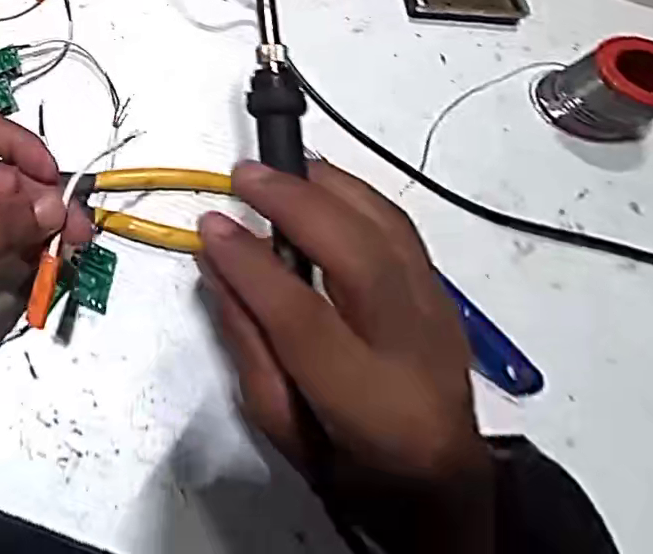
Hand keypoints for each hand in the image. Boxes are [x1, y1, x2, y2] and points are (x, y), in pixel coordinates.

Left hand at [0, 115, 92, 371]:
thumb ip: (7, 223)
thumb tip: (57, 205)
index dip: (25, 148)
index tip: (53, 179)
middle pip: (11, 174)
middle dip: (45, 198)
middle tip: (78, 230)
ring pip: (15, 210)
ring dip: (44, 226)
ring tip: (70, 250)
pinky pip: (9, 241)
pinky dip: (31, 249)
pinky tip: (49, 265)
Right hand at [198, 161, 492, 553]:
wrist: (440, 485)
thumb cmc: (346, 463)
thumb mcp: (277, 420)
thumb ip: (244, 337)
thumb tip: (216, 260)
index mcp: (371, 406)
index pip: (302, 318)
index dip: (250, 263)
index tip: (210, 223)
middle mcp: (415, 353)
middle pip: (359, 260)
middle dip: (295, 206)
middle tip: (244, 175)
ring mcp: (439, 315)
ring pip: (387, 229)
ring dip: (326, 186)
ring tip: (276, 168)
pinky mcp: (442, 291)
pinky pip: (398, 224)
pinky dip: (353, 192)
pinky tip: (316, 180)